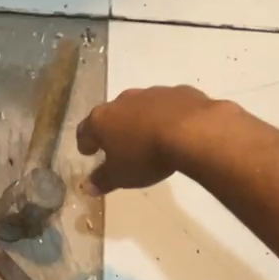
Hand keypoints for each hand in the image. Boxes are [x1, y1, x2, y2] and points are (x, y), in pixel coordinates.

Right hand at [76, 85, 224, 194]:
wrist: (194, 131)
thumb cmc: (146, 155)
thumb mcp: (121, 176)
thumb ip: (103, 180)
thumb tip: (89, 188)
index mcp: (102, 120)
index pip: (84, 130)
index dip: (85, 143)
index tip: (88, 152)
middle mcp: (123, 101)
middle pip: (112, 114)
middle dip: (113, 129)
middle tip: (119, 145)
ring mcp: (152, 93)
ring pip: (140, 107)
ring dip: (140, 120)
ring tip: (149, 138)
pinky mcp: (180, 91)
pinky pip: (167, 105)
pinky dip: (166, 115)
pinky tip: (175, 131)